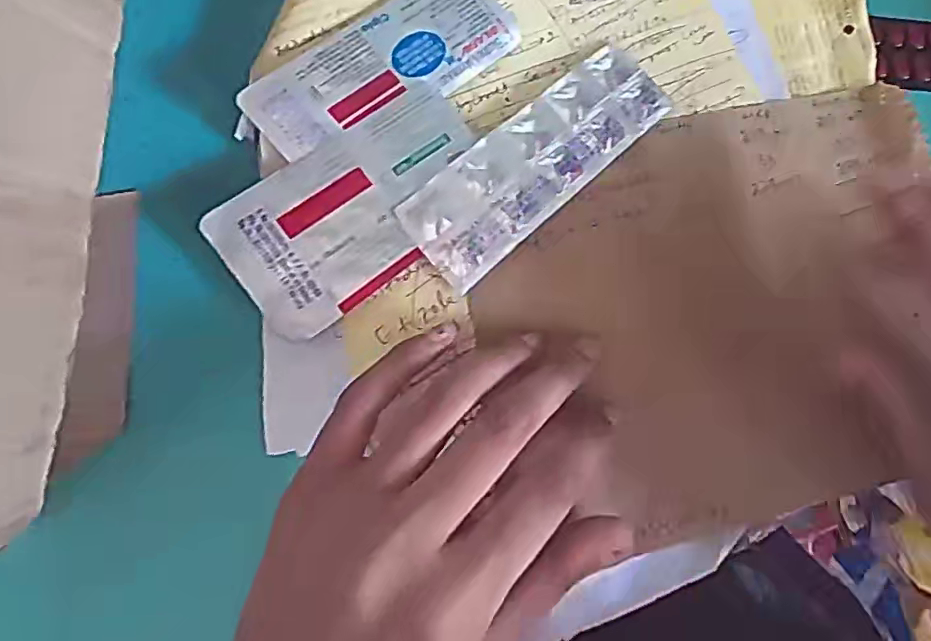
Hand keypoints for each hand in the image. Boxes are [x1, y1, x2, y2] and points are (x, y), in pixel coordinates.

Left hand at [237, 325, 632, 640]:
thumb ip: (547, 582)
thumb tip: (620, 527)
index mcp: (456, 596)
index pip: (545, 490)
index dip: (586, 441)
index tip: (606, 413)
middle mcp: (408, 537)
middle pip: (501, 430)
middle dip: (555, 380)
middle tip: (583, 350)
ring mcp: (353, 498)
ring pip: (439, 401)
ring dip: (494, 359)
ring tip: (530, 340)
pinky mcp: (310, 478)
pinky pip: (362, 399)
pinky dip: (406, 357)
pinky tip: (448, 334)